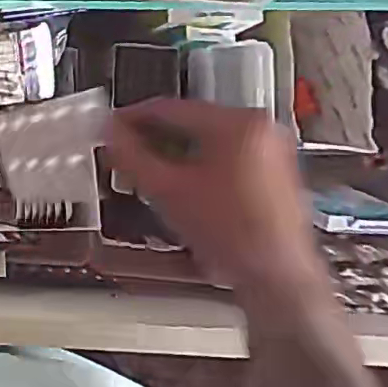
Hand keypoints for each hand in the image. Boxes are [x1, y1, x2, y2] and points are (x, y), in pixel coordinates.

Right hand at [107, 99, 328, 305]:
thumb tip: (111, 134)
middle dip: (152, 138)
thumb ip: (131, 156)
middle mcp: (259, 129)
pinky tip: (177, 184)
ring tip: (146, 169)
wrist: (275, 278)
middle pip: (189, 122)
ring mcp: (269, 149)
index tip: (113, 126)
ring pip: (205, 139)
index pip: (170, 108)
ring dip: (172, 152)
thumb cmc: (236, 238)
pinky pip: (223, 154)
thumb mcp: (167, 191)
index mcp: (237, 124)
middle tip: (124, 149)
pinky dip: (196, 163)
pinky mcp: (272, 170)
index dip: (133, 118)